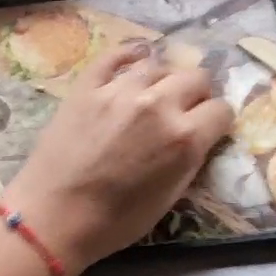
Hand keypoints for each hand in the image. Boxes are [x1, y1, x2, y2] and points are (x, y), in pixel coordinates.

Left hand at [2, 43, 232, 275]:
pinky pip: (115, 56)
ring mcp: (120, 89)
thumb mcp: (169, 198)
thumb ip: (190, 159)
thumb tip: (198, 137)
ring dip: (164, 79)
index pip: (221, 110)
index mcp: (184, 137)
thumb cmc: (115, 220)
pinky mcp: (87, 85)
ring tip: (155, 93)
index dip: (217, 121)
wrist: (53, 217)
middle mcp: (158, 103)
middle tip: (183, 111)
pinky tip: (134, 59)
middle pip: (196, 77)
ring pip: (158, 64)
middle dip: (197, 94)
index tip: (208, 128)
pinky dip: (129, 55)